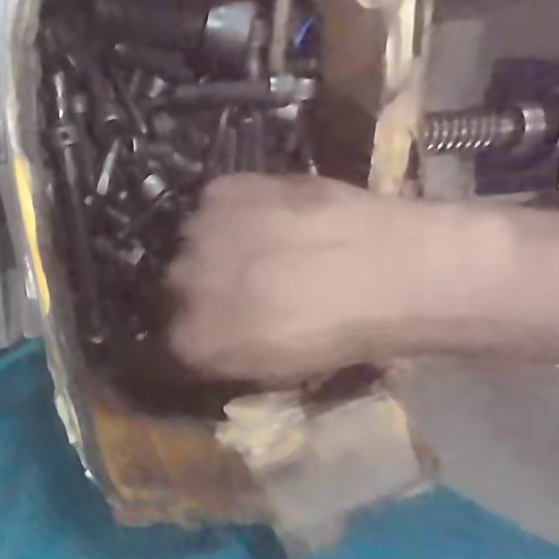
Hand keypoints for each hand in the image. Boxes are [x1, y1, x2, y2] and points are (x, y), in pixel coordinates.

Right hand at [166, 174, 479, 383]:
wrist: (387, 269)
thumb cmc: (339, 335)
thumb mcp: (274, 368)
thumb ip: (225, 353)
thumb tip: (208, 336)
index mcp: (191, 340)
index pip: (170, 334)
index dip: (196, 325)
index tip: (221, 322)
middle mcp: (179, 285)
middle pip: (176, 282)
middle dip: (202, 283)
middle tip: (244, 281)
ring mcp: (195, 233)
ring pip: (192, 238)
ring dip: (216, 243)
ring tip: (261, 243)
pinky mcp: (219, 190)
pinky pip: (213, 202)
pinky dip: (232, 210)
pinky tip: (271, 214)